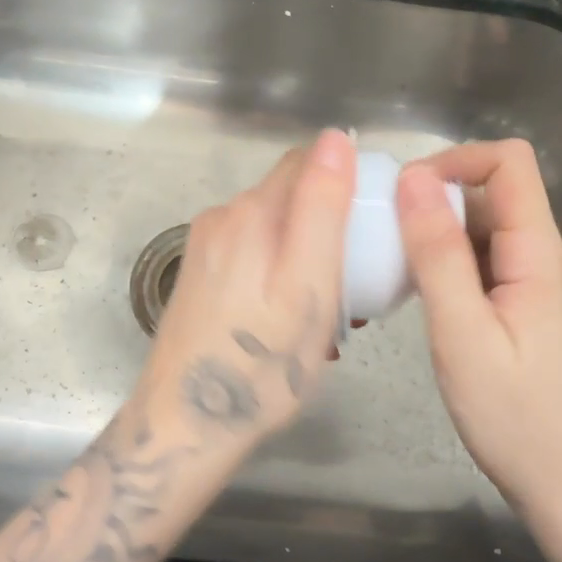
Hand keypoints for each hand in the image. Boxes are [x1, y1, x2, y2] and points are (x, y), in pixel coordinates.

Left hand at [132, 129, 357, 451]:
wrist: (183, 426)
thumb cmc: (260, 360)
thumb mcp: (309, 282)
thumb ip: (322, 205)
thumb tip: (337, 136)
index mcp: (251, 211)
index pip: (308, 160)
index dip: (348, 180)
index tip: (377, 223)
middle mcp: (223, 218)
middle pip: (292, 198)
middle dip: (332, 230)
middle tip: (361, 287)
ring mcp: (207, 250)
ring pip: (276, 233)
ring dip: (311, 261)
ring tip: (334, 320)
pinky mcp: (201, 280)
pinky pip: (256, 260)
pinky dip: (285, 280)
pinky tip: (296, 328)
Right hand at [396, 140, 561, 518]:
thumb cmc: (514, 416)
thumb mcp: (461, 334)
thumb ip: (437, 253)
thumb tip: (414, 179)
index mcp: (539, 254)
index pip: (510, 162)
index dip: (457, 159)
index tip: (407, 192)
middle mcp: (546, 258)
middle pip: (495, 193)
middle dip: (438, 200)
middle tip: (389, 239)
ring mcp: (541, 285)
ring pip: (487, 229)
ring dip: (441, 235)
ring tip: (400, 271)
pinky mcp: (531, 310)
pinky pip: (489, 262)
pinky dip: (453, 264)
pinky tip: (426, 299)